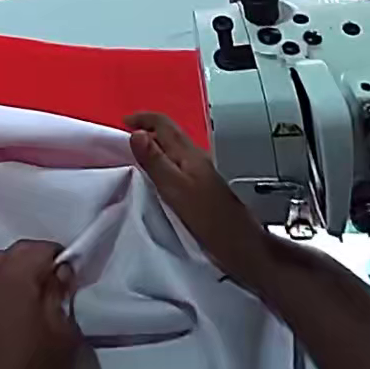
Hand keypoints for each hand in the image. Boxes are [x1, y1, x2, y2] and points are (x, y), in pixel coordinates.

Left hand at [0, 239, 79, 368]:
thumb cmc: (37, 367)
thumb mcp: (64, 336)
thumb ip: (61, 297)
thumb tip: (61, 272)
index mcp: (17, 275)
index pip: (39, 249)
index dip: (57, 256)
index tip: (69, 271)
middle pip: (11, 254)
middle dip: (31, 261)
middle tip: (49, 282)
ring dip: (3, 270)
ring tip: (20, 290)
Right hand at [126, 112, 267, 284]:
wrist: (246, 251)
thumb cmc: (210, 220)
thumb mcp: (176, 190)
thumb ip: (155, 161)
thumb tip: (135, 134)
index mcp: (188, 154)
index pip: (163, 123)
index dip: (142, 118)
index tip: (123, 123)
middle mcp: (196, 157)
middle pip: (169, 133)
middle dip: (146, 130)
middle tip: (126, 141)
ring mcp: (202, 172)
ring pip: (173, 149)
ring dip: (154, 146)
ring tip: (137, 158)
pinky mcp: (204, 188)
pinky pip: (178, 164)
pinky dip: (163, 162)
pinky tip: (158, 179)